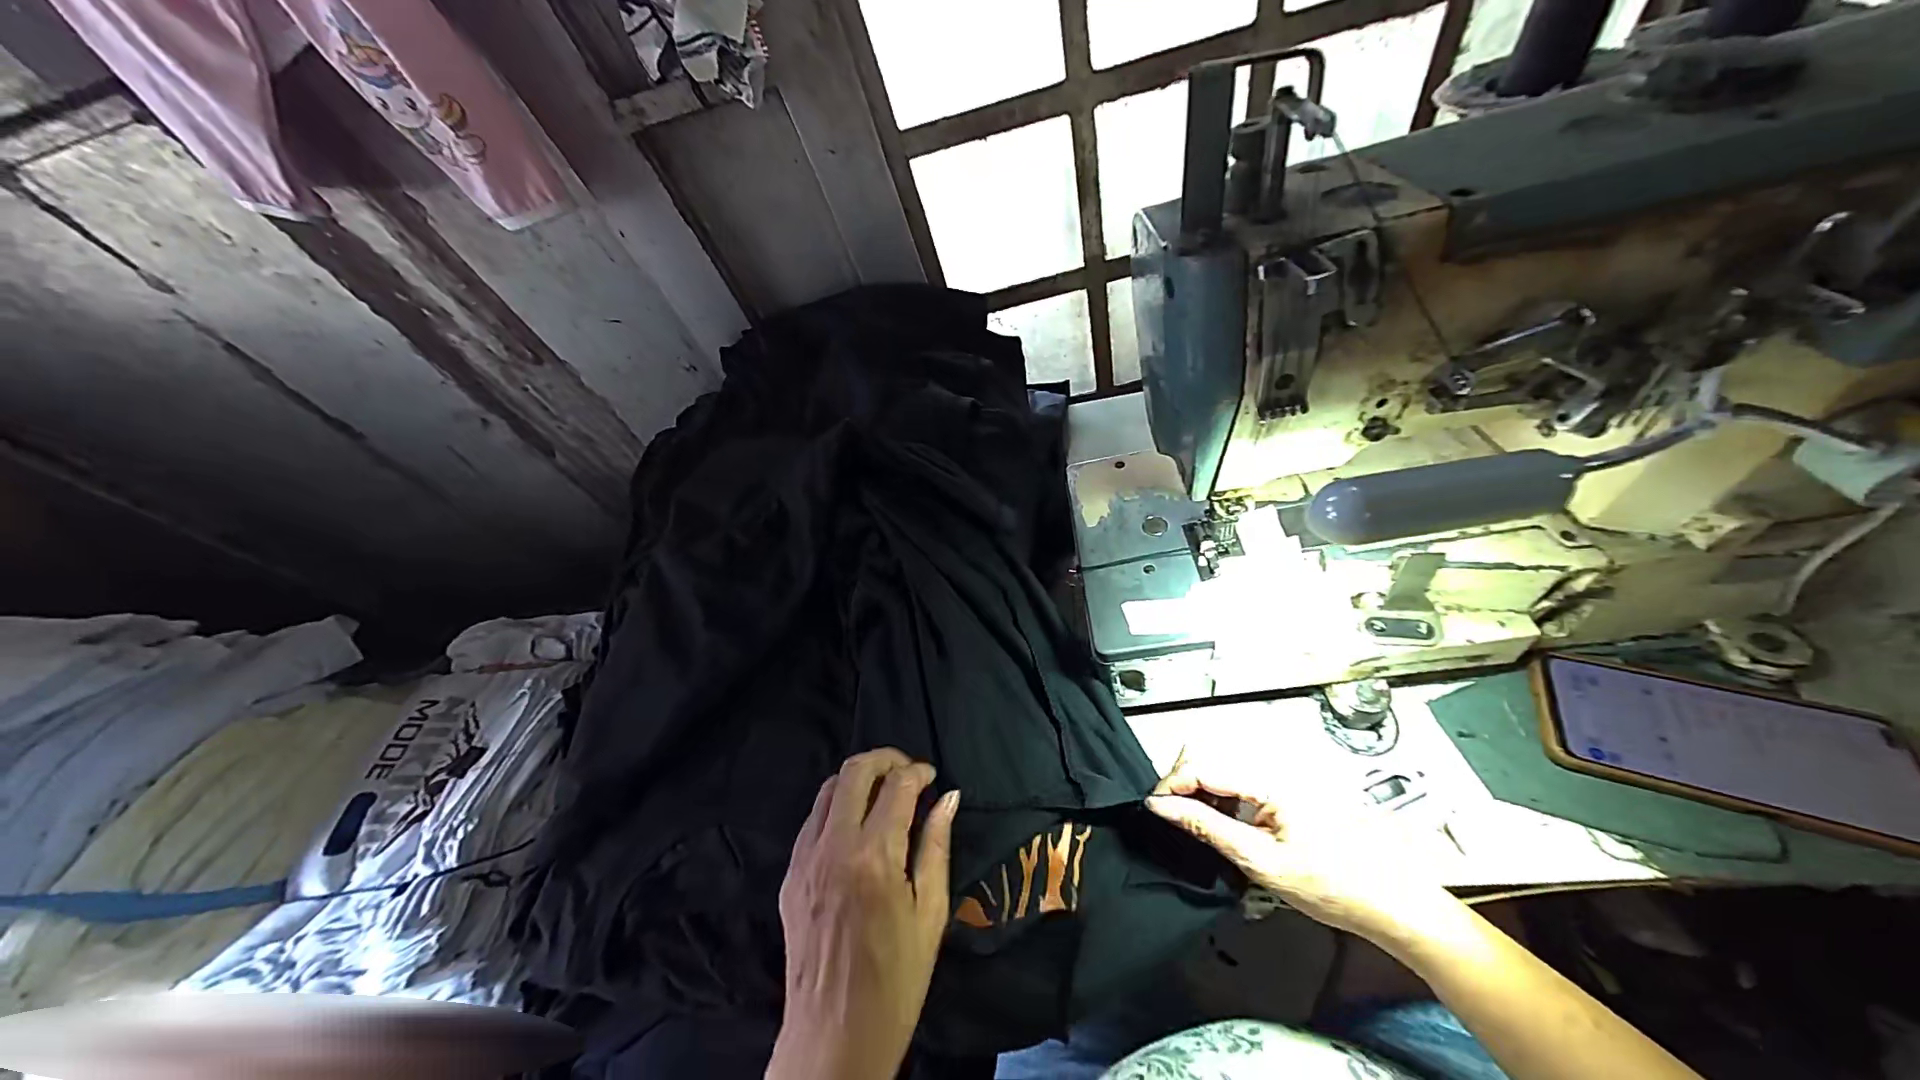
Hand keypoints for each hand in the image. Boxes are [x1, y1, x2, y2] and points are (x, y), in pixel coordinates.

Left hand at [767, 749, 960, 1079]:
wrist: (833, 1038)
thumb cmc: (896, 980)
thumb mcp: (930, 913)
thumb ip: (936, 846)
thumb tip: (948, 798)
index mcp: (874, 857)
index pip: (896, 786)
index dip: (919, 772)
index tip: (933, 778)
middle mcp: (833, 847)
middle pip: (854, 771)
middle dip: (885, 759)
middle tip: (908, 772)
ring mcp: (804, 860)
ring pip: (827, 789)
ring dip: (858, 780)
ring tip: (884, 795)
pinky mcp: (789, 875)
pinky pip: (812, 821)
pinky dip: (836, 807)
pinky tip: (857, 827)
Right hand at [1147, 749, 1453, 942]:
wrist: (1392, 902)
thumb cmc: (1338, 885)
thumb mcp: (1260, 861)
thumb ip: (1206, 827)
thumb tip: (1164, 806)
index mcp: (1270, 780)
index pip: (1201, 765)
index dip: (1170, 785)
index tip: (1154, 807)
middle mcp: (1277, 768)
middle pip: (1209, 756)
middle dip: (1182, 783)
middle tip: (1172, 815)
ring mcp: (1283, 776)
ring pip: (1222, 766)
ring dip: (1201, 790)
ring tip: (1199, 824)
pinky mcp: (1287, 789)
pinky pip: (1240, 779)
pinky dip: (1222, 797)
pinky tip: (1225, 823)